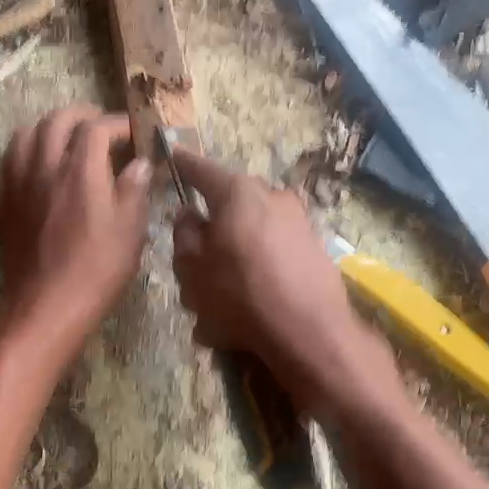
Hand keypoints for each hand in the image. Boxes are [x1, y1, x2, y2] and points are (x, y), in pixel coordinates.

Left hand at [0, 106, 152, 341]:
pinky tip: (35, 166)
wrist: (46, 305)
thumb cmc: (96, 269)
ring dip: (47, 128)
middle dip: (82, 116)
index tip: (135, 133)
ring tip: (65, 138)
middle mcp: (44, 167)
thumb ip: (134, 189)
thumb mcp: (130, 230)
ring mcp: (18, 184)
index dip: (119, 124)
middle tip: (101, 126)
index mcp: (79, 170)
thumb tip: (141, 163)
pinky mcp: (2, 203)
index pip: (98, 128)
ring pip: (25, 135)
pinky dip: (23, 154)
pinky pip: (6, 163)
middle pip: (57, 120)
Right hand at [170, 148, 389, 411]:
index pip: (202, 169)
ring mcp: (299, 221)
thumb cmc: (240, 294)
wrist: (310, 333)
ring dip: (235, 251)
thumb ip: (183, 233)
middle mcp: (273, 196)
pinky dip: (258, 268)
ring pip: (252, 229)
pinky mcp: (315, 248)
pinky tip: (247, 302)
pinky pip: (274, 250)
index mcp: (238, 192)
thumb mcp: (191, 267)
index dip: (183, 164)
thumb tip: (189, 213)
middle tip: (194, 254)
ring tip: (219, 292)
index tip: (173, 155)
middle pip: (231, 202)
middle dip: (212, 222)